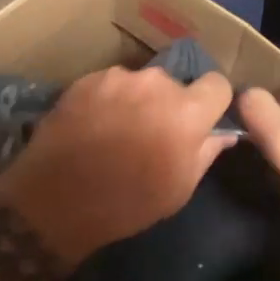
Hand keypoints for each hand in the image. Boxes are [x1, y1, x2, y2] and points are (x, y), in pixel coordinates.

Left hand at [0, 67, 235, 263]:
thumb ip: (205, 152)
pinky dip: (109, 99)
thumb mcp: (178, 189)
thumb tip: (222, 132)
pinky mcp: (87, 79)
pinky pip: (111, 83)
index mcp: (186, 111)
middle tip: (153, 133)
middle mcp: (156, 83)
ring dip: (137, 100)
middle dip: (170, 104)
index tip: (201, 120)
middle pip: (175, 84)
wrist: (57, 199)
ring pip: (141, 83)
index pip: (217, 84)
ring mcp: (118, 77)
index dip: (212, 102)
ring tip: (118, 130)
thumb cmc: (127, 203)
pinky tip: (94, 125)